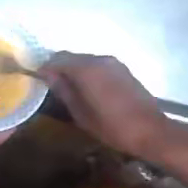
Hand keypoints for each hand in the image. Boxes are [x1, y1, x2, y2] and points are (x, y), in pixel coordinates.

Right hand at [38, 52, 175, 159]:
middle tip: (51, 86)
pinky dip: (88, 73)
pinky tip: (87, 90)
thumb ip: (64, 91)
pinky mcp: (123, 70)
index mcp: (87, 69)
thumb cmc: (113, 127)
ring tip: (69, 90)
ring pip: (85, 60)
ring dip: (74, 70)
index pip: (57, 59)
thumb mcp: (81, 114)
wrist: (150, 131)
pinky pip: (98, 65)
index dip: (45, 68)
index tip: (37, 80)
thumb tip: (49, 77)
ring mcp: (114, 63)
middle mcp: (100, 59)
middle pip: (72, 57)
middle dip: (59, 68)